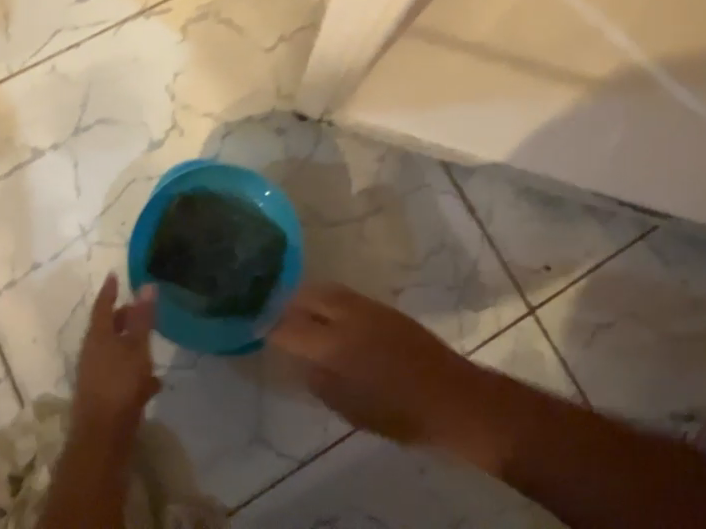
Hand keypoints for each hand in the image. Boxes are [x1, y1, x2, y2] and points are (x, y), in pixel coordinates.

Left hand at [72, 275, 159, 435]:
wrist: (102, 437)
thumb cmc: (120, 384)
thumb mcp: (136, 347)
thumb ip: (143, 318)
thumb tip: (147, 285)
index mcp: (97, 337)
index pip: (103, 306)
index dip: (109, 290)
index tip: (114, 275)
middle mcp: (92, 354)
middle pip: (107, 330)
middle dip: (123, 318)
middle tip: (139, 308)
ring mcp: (96, 377)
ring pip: (114, 353)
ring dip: (130, 345)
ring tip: (150, 342)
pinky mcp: (104, 397)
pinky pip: (121, 375)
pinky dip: (135, 372)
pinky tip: (153, 381)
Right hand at [268, 283, 506, 469]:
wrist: (451, 396)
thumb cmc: (398, 413)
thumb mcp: (350, 408)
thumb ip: (320, 381)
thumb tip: (301, 360)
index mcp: (335, 345)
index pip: (290, 327)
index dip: (268, 327)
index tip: (253, 328)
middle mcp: (349, 317)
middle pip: (308, 296)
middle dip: (288, 303)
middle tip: (274, 315)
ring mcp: (370, 308)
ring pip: (329, 291)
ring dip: (309, 298)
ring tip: (298, 312)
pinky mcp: (386, 309)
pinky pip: (348, 296)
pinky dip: (331, 301)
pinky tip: (329, 317)